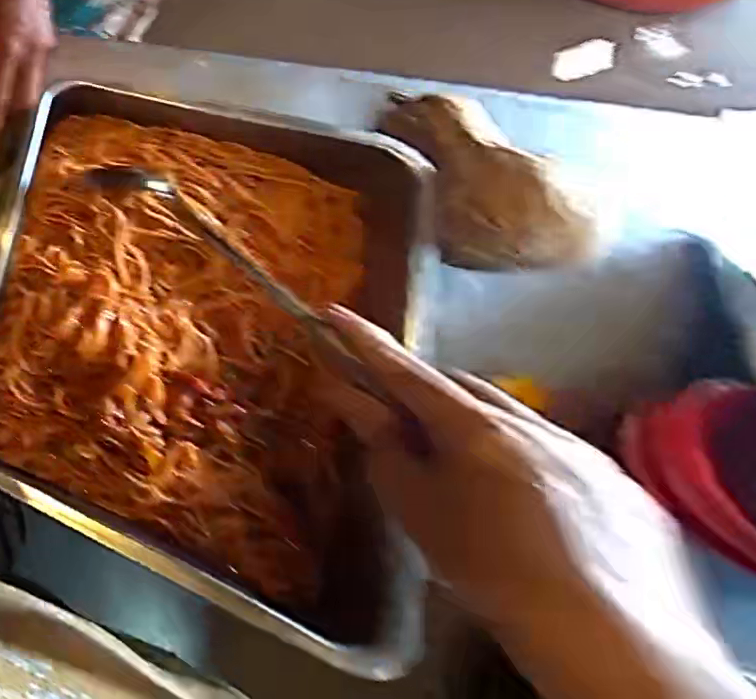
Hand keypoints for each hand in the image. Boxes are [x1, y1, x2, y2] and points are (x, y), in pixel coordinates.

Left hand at [0, 0, 56, 135]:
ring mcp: (43, 48)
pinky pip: (37, 67)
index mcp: (4, 55)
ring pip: (34, 85)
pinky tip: (12, 69)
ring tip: (3, 94)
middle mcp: (28, 58)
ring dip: (19, 95)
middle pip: (25, 100)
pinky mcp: (49, 37)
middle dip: (11, 113)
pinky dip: (25, 75)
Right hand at [319, 307, 741, 696]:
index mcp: (475, 428)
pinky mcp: (626, 490)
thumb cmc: (482, 565)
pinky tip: (517, 499)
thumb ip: (378, 437)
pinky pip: (556, 451)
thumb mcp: (409, 499)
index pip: (405, 370)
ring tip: (456, 462)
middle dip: (423, 388)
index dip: (364, 341)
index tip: (333, 312)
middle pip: (462, 386)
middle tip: (395, 411)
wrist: (606, 646)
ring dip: (473, 421)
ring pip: (512, 416)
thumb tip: (341, 390)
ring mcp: (588, 457)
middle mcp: (535, 428)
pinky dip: (521, 454)